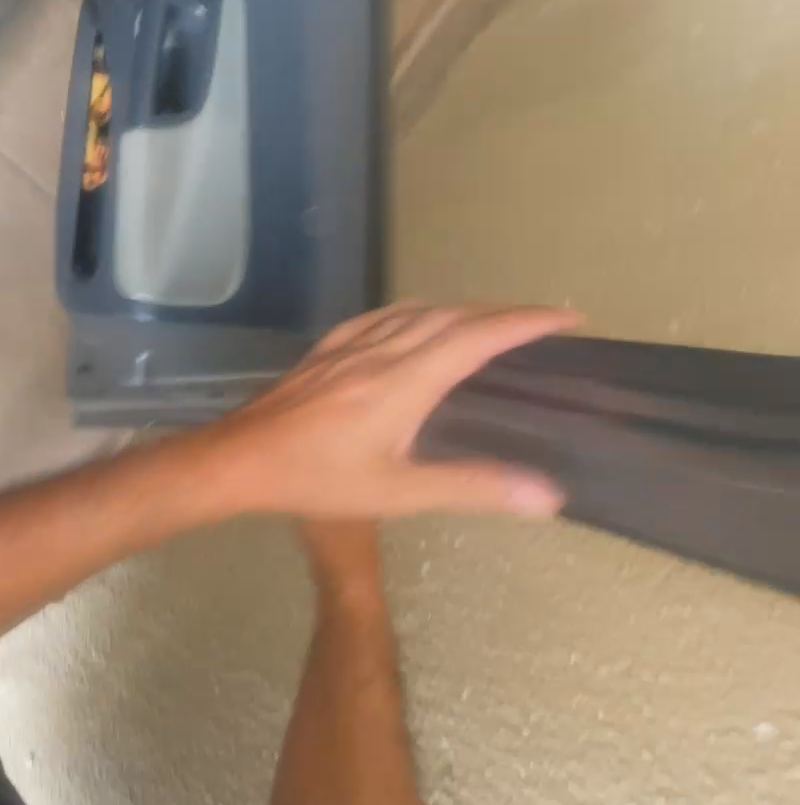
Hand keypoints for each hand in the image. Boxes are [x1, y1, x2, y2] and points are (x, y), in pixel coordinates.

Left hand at [181, 302, 581, 521]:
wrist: (237, 460)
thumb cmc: (314, 478)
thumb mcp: (397, 492)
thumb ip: (470, 487)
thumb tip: (547, 495)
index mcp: (400, 382)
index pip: (474, 337)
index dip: (524, 321)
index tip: (567, 317)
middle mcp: (372, 356)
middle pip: (443, 317)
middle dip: (495, 312)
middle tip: (537, 319)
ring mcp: (338, 354)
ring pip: (403, 314)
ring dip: (449, 309)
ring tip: (480, 319)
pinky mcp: (314, 359)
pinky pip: (366, 322)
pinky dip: (400, 315)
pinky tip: (399, 325)